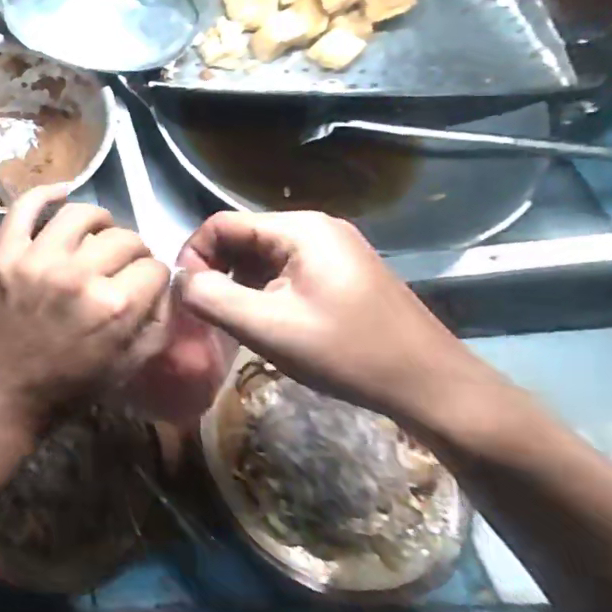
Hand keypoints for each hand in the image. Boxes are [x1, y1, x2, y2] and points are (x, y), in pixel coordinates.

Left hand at [0, 185, 172, 439]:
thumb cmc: (63, 389)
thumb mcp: (126, 367)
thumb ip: (156, 324)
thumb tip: (166, 287)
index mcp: (115, 307)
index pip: (154, 268)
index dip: (153, 276)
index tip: (143, 284)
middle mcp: (79, 274)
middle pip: (123, 238)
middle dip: (132, 250)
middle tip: (120, 263)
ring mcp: (36, 258)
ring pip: (81, 213)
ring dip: (99, 220)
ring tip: (96, 233)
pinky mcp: (4, 252)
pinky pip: (25, 206)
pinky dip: (45, 193)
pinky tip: (61, 193)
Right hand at [175, 211, 506, 431]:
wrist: (431, 387)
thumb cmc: (347, 353)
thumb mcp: (266, 327)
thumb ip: (211, 297)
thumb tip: (179, 281)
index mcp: (300, 229)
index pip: (220, 224)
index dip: (193, 256)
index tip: (187, 297)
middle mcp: (315, 228)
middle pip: (240, 238)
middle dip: (214, 271)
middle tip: (206, 313)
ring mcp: (331, 250)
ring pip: (258, 256)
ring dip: (236, 284)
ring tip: (233, 321)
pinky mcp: (339, 273)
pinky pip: (282, 271)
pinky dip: (260, 292)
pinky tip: (264, 323)